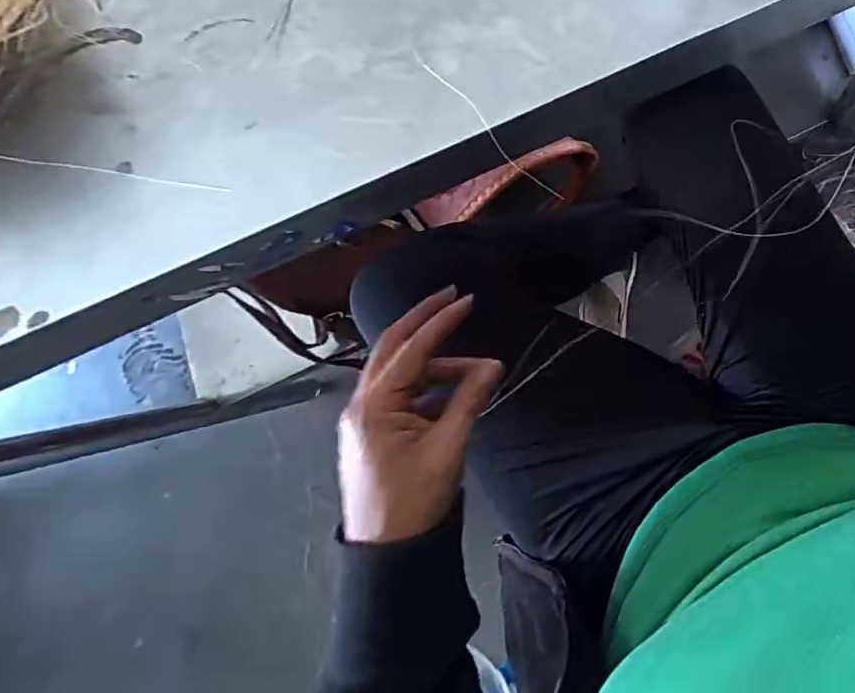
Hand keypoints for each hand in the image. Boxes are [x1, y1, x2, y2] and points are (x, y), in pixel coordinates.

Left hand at [338, 287, 503, 543]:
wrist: (388, 556)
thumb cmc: (415, 501)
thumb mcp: (447, 446)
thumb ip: (468, 398)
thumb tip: (492, 364)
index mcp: (373, 404)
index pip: (411, 349)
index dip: (441, 322)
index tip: (466, 300)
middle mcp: (362, 402)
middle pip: (394, 347)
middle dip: (423, 320)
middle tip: (452, 297)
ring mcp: (365, 416)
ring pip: (402, 372)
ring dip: (437, 365)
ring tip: (477, 372)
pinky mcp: (374, 429)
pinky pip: (403, 394)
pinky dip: (429, 387)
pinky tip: (455, 391)